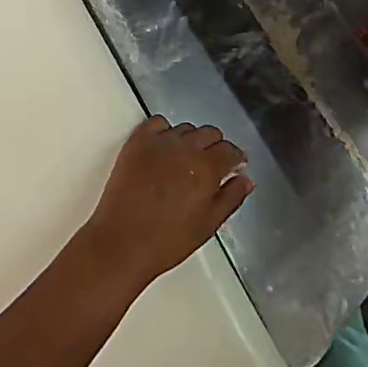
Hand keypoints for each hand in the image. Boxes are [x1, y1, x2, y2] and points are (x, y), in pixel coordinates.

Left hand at [79, 117, 252, 289]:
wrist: (121, 243)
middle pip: (210, 133)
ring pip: (186, 128)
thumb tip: (246, 178)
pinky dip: (164, 131)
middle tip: (209, 165)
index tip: (234, 165)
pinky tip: (163, 148)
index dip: (235, 158)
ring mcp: (160, 142)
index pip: (230, 150)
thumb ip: (231, 197)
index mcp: (207, 168)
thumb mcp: (208, 225)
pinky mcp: (137, 141)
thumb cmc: (166, 241)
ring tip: (184, 160)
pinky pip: (157, 123)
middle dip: (215, 147)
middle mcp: (186, 148)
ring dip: (190, 140)